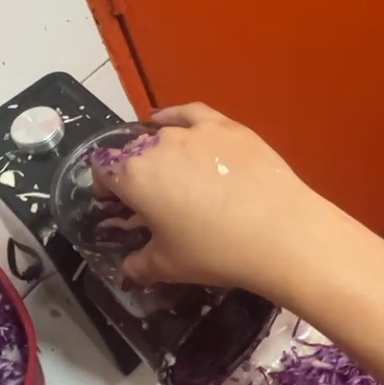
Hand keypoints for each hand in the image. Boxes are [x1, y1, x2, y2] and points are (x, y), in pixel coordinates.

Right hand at [98, 103, 345, 298]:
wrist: (280, 231)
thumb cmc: (216, 251)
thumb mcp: (169, 267)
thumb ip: (139, 265)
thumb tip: (127, 270)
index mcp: (134, 177)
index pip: (103, 171)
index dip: (105, 188)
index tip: (115, 205)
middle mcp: (158, 145)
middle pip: (131, 151)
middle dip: (132, 170)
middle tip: (149, 198)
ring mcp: (195, 131)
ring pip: (161, 132)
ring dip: (155, 147)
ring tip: (166, 166)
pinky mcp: (228, 126)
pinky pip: (192, 114)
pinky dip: (177, 117)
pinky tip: (173, 122)